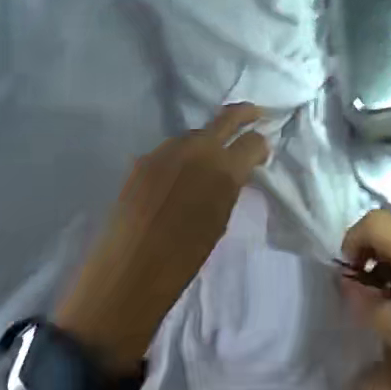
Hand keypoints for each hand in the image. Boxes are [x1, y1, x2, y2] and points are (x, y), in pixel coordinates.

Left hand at [55, 104, 269, 362]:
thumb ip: (230, 187)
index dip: (261, 146)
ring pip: (195, 133)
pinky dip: (181, 156)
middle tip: (256, 115)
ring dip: (208, 139)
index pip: (253, 141)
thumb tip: (235, 172)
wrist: (128, 275)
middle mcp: (196, 150)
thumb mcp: (220, 220)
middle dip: (245, 115)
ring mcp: (165, 152)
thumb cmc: (184, 258)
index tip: (262, 153)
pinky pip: (170, 149)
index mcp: (224, 170)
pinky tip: (179, 176)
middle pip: (226, 118)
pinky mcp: (142, 161)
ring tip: (210, 158)